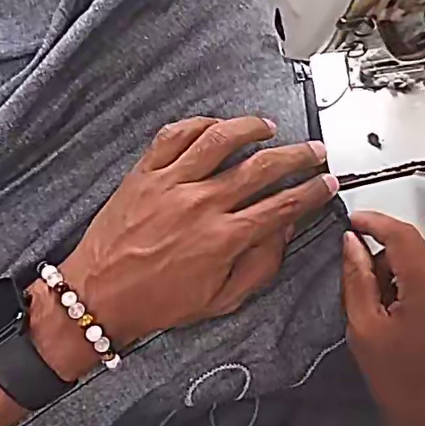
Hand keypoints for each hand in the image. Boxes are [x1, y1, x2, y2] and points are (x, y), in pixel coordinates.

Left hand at [30, 117, 335, 379]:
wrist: (99, 296)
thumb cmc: (155, 302)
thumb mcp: (220, 300)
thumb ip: (259, 265)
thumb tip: (284, 233)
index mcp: (223, 238)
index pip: (283, 205)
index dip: (313, 191)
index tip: (325, 183)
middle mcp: (201, 204)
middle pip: (263, 166)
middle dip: (298, 155)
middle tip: (313, 152)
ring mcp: (171, 184)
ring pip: (221, 139)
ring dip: (252, 128)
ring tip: (268, 128)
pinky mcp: (145, 173)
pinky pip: (175, 135)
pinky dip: (200, 124)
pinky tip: (215, 126)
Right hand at [340, 210, 424, 425]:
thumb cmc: (408, 390)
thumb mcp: (365, 331)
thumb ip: (357, 278)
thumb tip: (353, 245)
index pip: (402, 233)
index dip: (375, 222)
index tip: (359, 222)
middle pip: (420, 250)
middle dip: (393, 262)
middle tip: (375, 294)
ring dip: (416, 279)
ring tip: (403, 319)